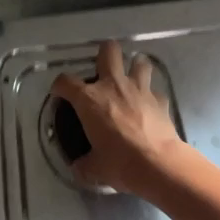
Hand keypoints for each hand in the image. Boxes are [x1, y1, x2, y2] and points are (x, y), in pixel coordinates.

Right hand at [50, 40, 186, 195]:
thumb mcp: (94, 169)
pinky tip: (150, 107)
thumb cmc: (120, 163)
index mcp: (90, 99)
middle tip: (104, 68)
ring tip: (132, 80)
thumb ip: (83, 165)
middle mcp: (113, 85)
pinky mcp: (160, 99)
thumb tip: (77, 168)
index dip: (59, 85)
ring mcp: (139, 89)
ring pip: (139, 62)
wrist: (158, 165)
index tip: (60, 93)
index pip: (66, 81)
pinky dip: (152, 97)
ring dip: (135, 68)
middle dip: (105, 53)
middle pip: (108, 50)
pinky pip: (155, 92)